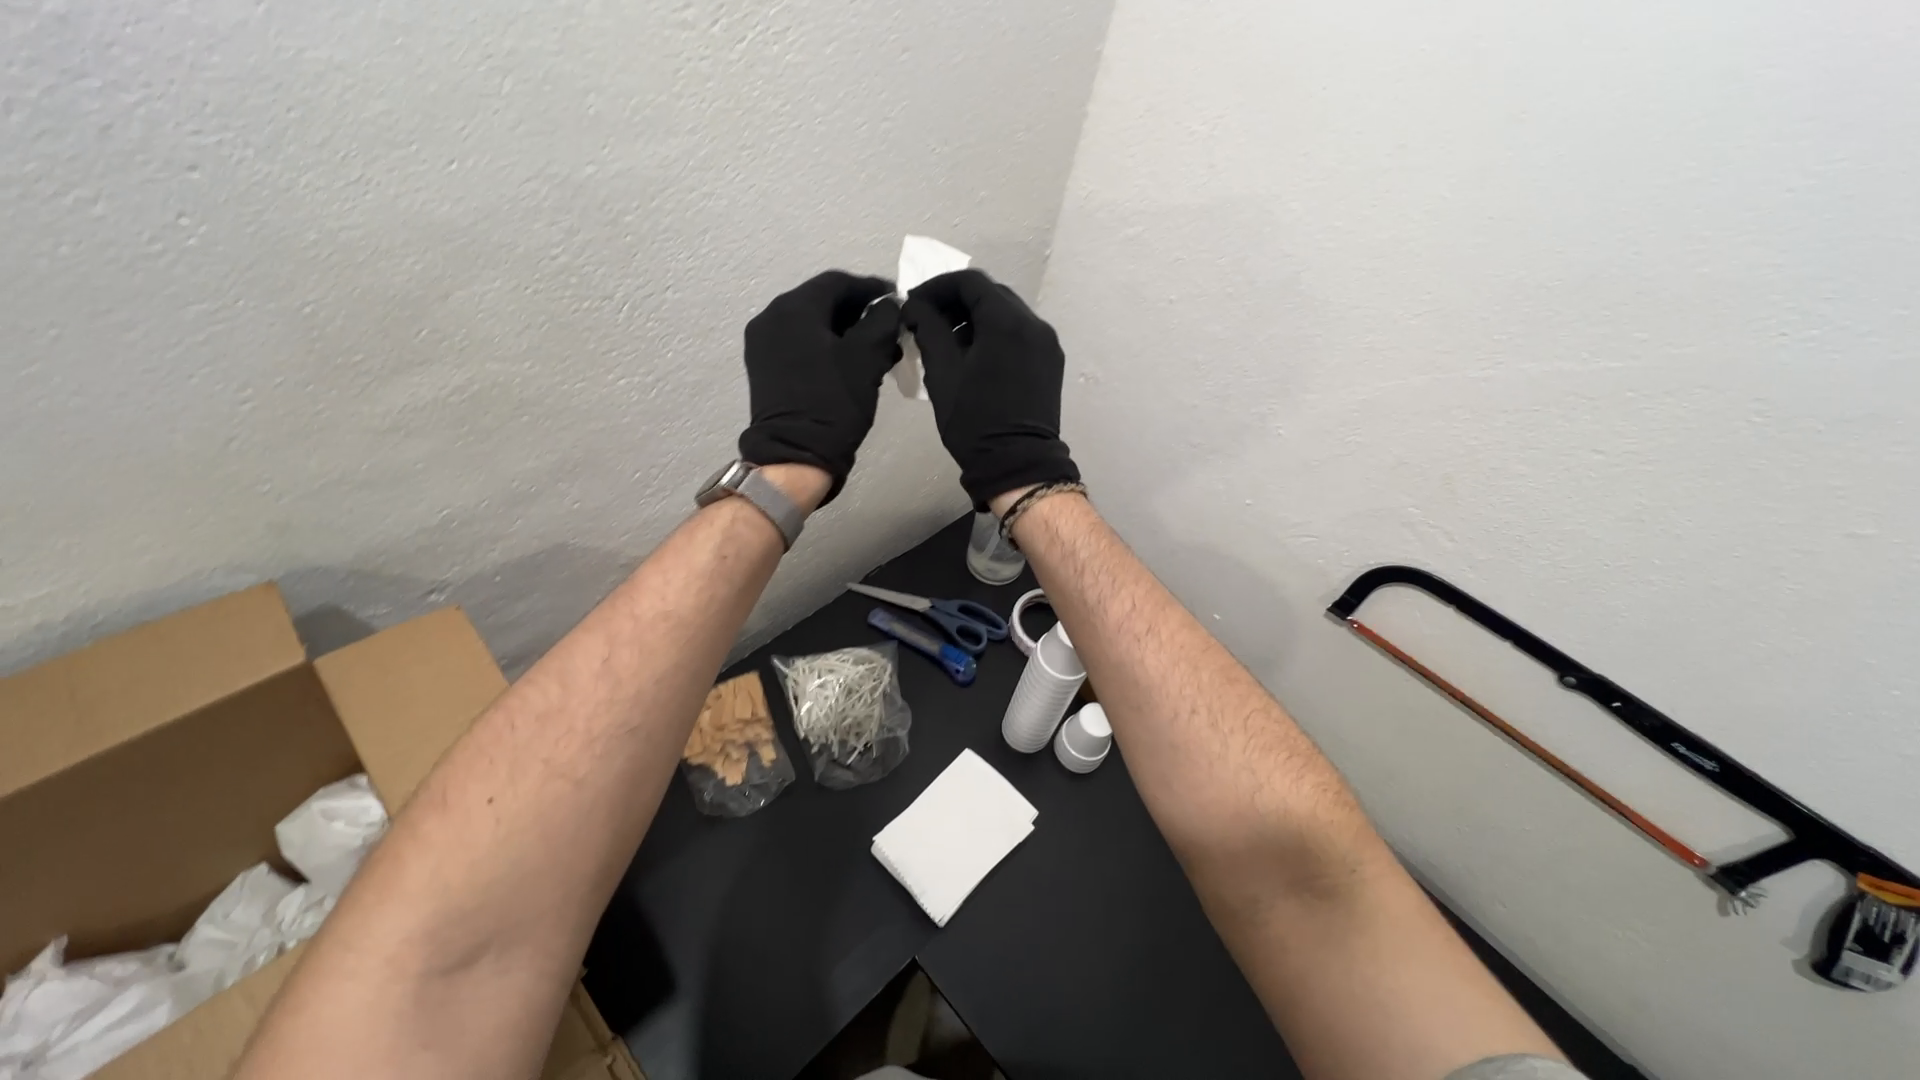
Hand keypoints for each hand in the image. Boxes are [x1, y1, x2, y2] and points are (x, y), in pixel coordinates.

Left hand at [739, 271, 902, 505]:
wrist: (795, 456)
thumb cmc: (834, 403)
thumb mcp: (867, 358)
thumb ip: (882, 321)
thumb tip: (889, 304)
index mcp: (793, 308)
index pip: (838, 283)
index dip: (871, 289)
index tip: (897, 300)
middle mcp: (772, 317)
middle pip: (822, 302)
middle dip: (858, 311)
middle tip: (889, 326)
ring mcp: (764, 343)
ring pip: (812, 324)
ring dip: (845, 331)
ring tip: (877, 349)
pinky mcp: (765, 367)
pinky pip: (801, 343)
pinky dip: (827, 346)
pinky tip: (851, 363)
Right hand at [902, 269, 1079, 509]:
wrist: (1018, 465)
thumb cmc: (975, 423)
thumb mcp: (942, 374)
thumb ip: (928, 330)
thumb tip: (915, 307)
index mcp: (1007, 323)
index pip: (970, 282)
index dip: (937, 287)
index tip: (915, 303)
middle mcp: (1034, 324)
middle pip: (991, 294)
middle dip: (956, 301)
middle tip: (928, 320)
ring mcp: (1046, 343)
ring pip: (1006, 313)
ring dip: (975, 318)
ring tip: (948, 342)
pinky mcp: (1050, 361)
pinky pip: (1019, 333)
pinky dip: (994, 334)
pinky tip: (974, 358)